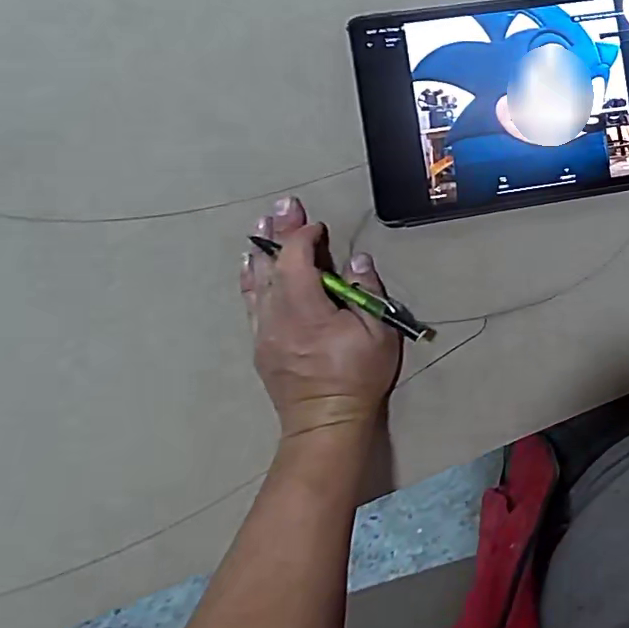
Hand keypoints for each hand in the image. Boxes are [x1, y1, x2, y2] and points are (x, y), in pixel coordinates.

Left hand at [241, 197, 401, 439]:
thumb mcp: (378, 332)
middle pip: (273, 266)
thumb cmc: (358, 375)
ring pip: (256, 283)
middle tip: (283, 205)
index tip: (319, 225)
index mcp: (306, 311)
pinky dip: (251, 278)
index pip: (297, 262)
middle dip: (278, 233)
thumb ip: (366, 292)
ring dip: (261, 251)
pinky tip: (250, 266)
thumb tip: (356, 261)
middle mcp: (277, 317)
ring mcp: (264, 331)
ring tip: (261, 225)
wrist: (325, 422)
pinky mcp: (261, 344)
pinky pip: (251, 302)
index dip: (304, 237)